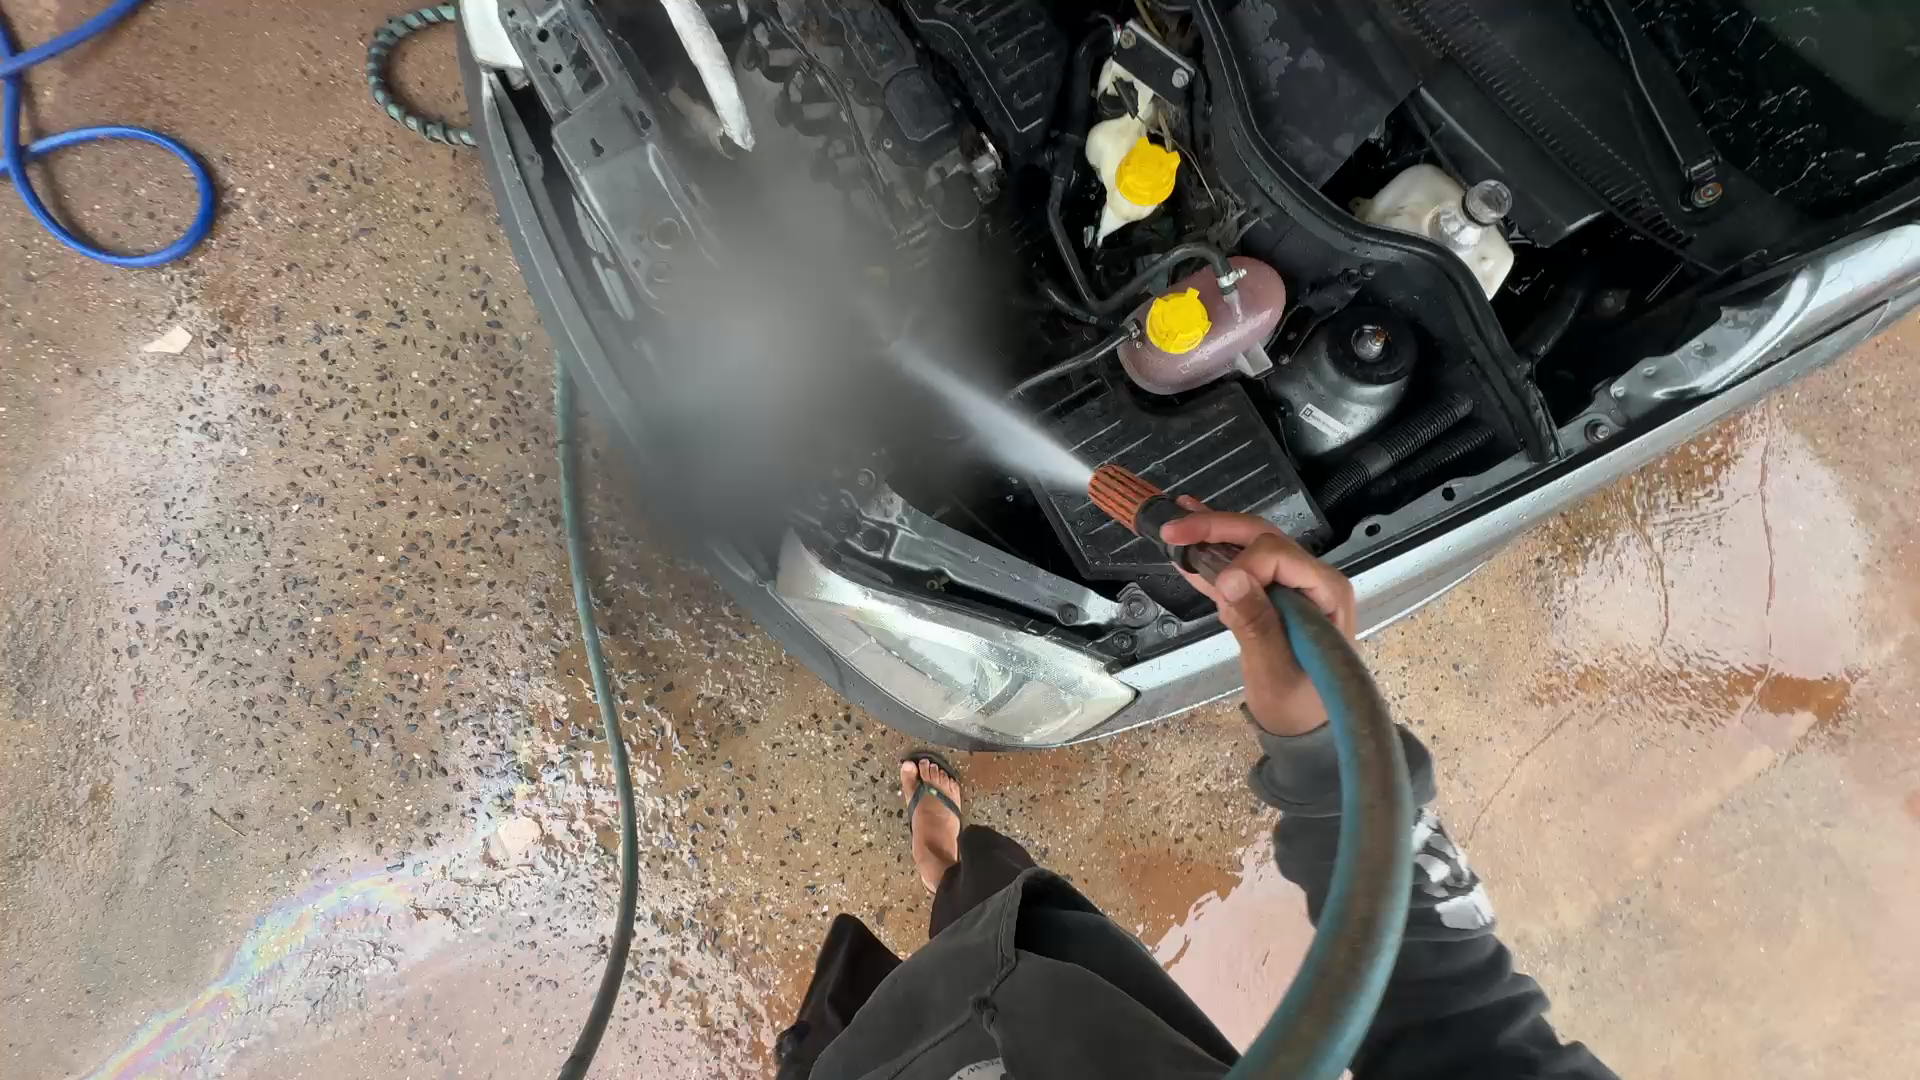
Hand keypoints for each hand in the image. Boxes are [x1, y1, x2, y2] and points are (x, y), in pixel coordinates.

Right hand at [1159, 497, 1356, 735]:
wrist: (1305, 727)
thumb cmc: (1300, 706)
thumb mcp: (1276, 671)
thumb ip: (1257, 624)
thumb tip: (1230, 579)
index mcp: (1325, 591)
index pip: (1278, 554)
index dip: (1243, 562)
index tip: (1218, 590)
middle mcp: (1310, 578)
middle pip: (1260, 538)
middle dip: (1215, 529)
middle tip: (1173, 531)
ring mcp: (1288, 583)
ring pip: (1246, 544)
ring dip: (1209, 532)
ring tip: (1175, 524)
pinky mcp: (1267, 593)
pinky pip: (1238, 564)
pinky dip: (1211, 551)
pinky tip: (1187, 539)